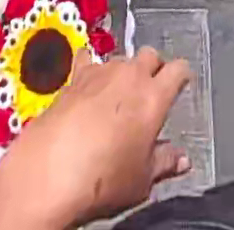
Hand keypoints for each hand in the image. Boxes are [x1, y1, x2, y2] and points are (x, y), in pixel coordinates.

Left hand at [0, 46, 193, 229]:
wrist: (52, 168)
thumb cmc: (104, 177)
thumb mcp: (142, 179)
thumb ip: (164, 161)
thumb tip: (182, 158)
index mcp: (154, 97)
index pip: (178, 70)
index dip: (181, 74)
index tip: (181, 81)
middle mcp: (130, 75)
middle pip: (149, 55)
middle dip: (153, 67)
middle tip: (151, 88)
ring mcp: (100, 71)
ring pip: (120, 58)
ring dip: (124, 71)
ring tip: (119, 95)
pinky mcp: (75, 75)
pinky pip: (88, 60)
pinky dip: (91, 67)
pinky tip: (87, 82)